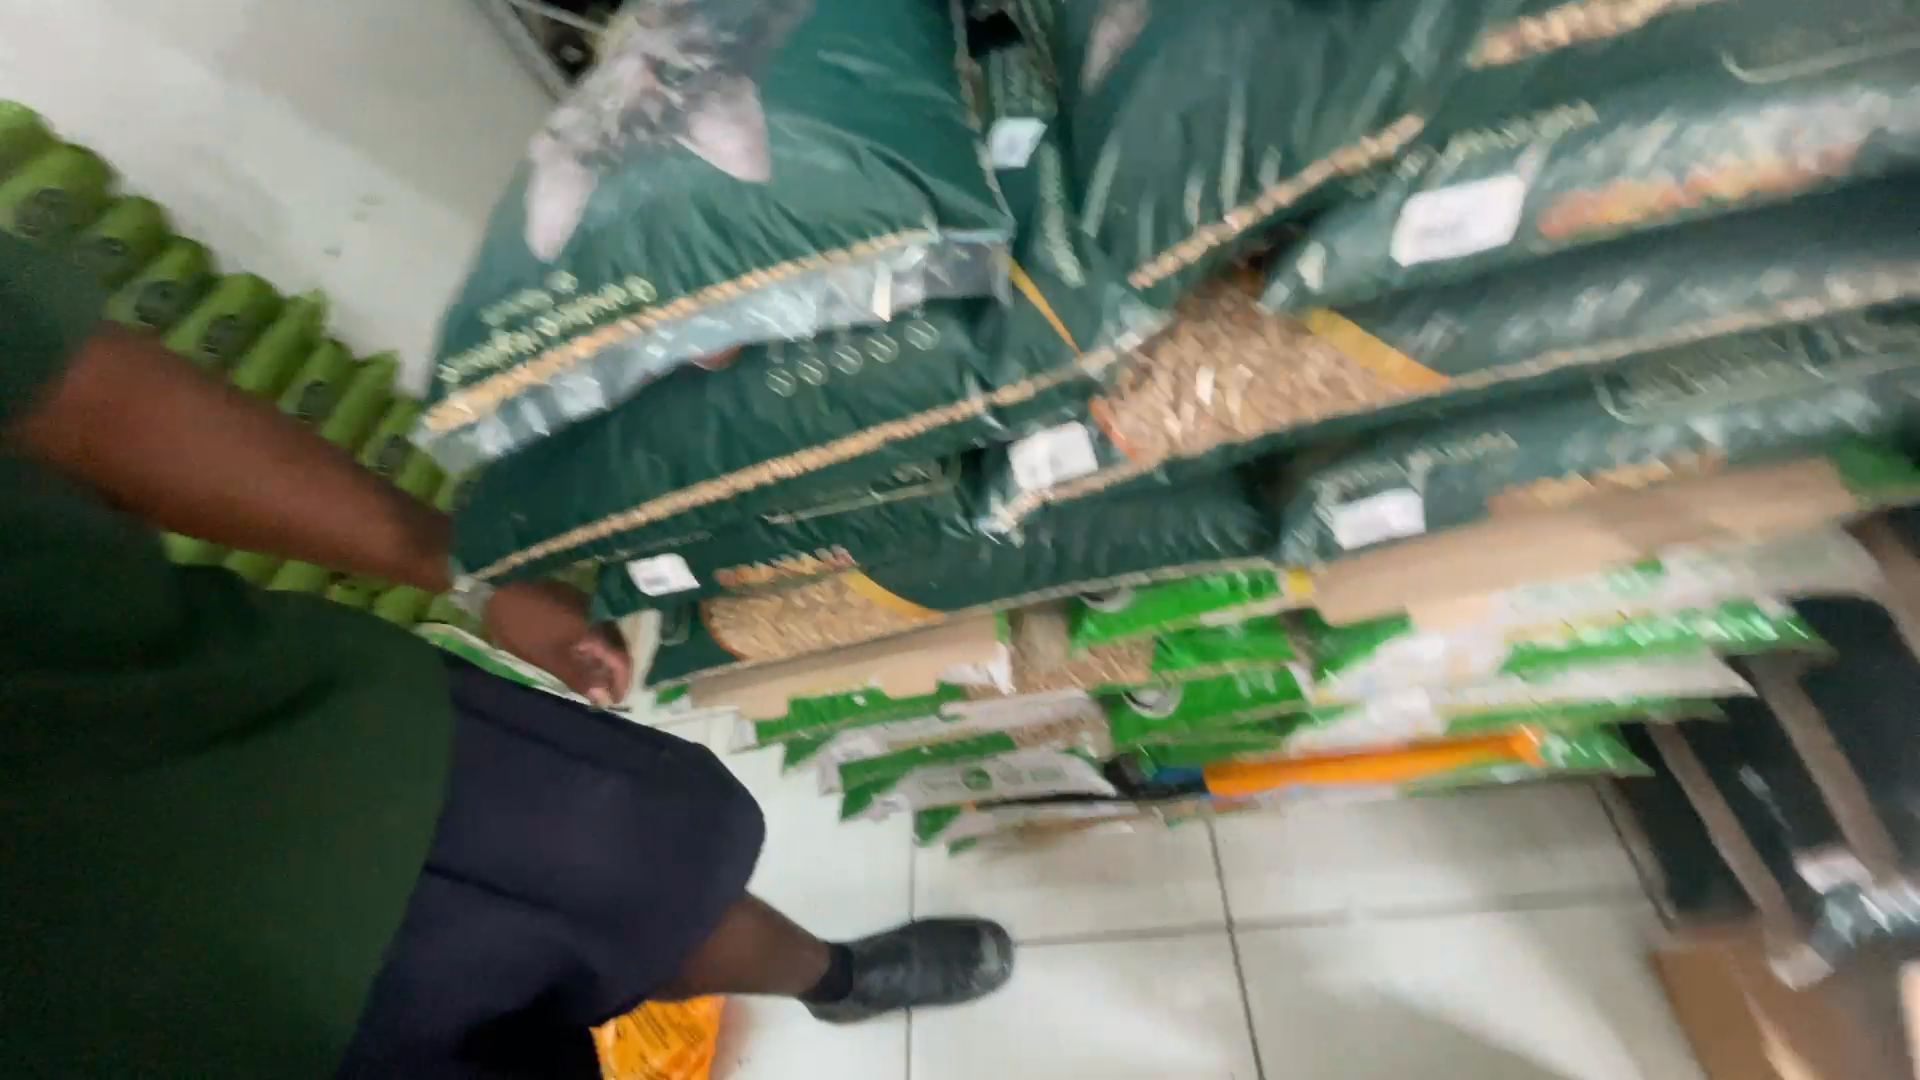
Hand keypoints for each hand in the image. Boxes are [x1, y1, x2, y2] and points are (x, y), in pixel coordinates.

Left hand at [483, 579, 630, 706]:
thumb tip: (602, 697)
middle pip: (617, 649)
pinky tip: (578, 657)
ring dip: (601, 661)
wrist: (502, 590)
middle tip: (604, 693)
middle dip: (613, 673)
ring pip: (605, 640)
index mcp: (597, 633)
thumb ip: (578, 678)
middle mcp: (600, 619)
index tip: (615, 702)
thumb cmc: (525, 627)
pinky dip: (590, 648)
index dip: (621, 682)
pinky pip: (593, 631)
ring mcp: (589, 609)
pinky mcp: (577, 604)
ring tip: (591, 679)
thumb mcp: (549, 658)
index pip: (621, 661)